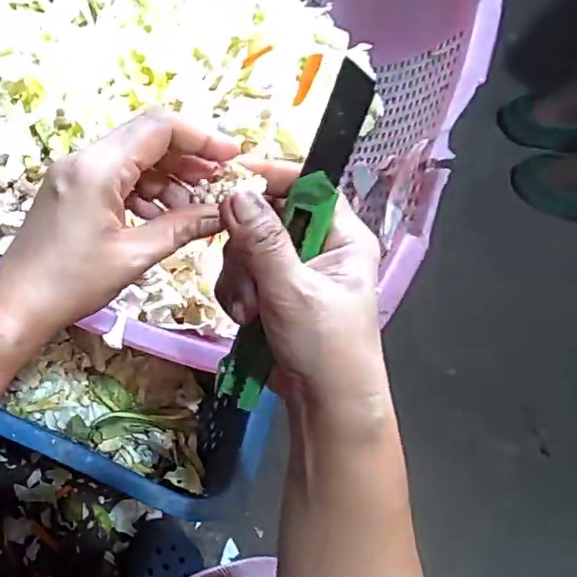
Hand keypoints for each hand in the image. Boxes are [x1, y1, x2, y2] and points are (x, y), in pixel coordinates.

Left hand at [0, 108, 241, 348]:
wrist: (16, 306)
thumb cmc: (71, 283)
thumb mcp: (134, 255)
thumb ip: (182, 226)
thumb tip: (222, 213)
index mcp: (97, 167)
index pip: (160, 127)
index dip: (202, 137)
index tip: (231, 158)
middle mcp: (81, 160)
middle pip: (146, 139)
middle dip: (186, 159)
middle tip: (217, 185)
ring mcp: (70, 175)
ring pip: (130, 159)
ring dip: (165, 178)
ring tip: (193, 208)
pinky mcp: (67, 192)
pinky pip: (112, 178)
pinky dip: (140, 191)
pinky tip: (161, 216)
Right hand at [215, 188, 387, 424]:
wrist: (322, 401)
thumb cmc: (325, 346)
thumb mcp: (293, 289)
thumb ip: (263, 241)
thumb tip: (238, 193)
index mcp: (342, 237)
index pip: (307, 188)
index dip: (273, 178)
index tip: (234, 175)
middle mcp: (316, 248)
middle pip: (264, 219)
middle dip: (246, 250)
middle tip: (249, 279)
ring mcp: (289, 271)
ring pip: (244, 250)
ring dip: (238, 279)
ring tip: (250, 311)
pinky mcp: (269, 293)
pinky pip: (237, 276)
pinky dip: (234, 294)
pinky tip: (244, 318)